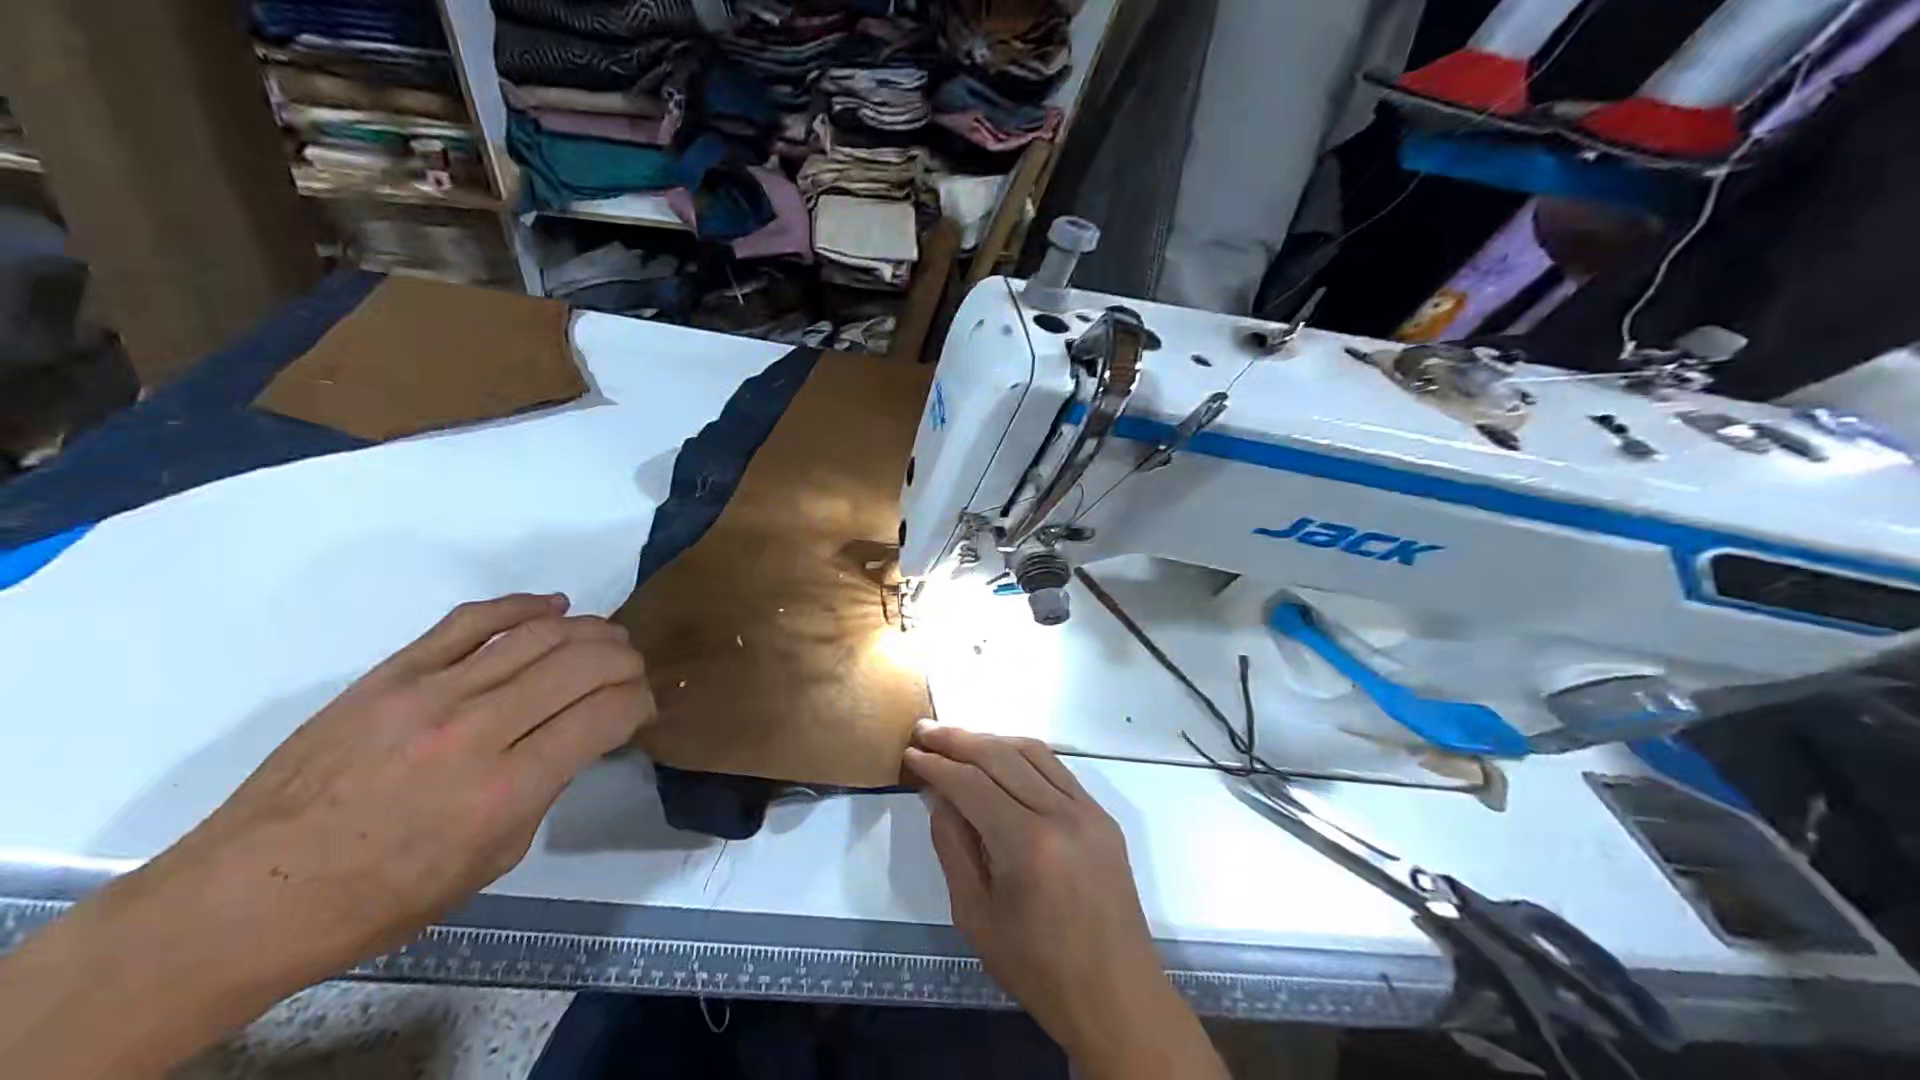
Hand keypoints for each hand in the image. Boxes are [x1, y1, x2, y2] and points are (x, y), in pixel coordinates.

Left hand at [0, 593, 656, 1078]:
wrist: (248, 894)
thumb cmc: (383, 896)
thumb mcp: (493, 859)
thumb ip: (544, 787)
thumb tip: (576, 734)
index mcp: (507, 789)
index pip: (606, 714)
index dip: (640, 702)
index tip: (644, 707)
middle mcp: (477, 730)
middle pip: (583, 664)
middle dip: (626, 661)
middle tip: (634, 670)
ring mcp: (430, 693)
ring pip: (538, 634)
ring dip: (589, 630)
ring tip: (607, 638)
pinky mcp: (391, 674)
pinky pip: (471, 620)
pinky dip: (522, 605)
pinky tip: (554, 605)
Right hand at [903, 724, 1227, 1079]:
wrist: (1115, 995)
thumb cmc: (1036, 967)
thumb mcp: (975, 914)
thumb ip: (952, 846)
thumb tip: (938, 795)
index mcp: (1027, 844)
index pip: (971, 784)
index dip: (936, 764)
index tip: (910, 752)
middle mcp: (1061, 813)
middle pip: (1001, 756)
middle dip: (958, 739)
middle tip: (924, 730)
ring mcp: (1088, 810)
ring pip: (1032, 752)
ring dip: (991, 739)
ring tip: (957, 738)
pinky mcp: (1103, 816)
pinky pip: (1058, 769)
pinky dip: (1024, 755)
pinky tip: (1002, 758)